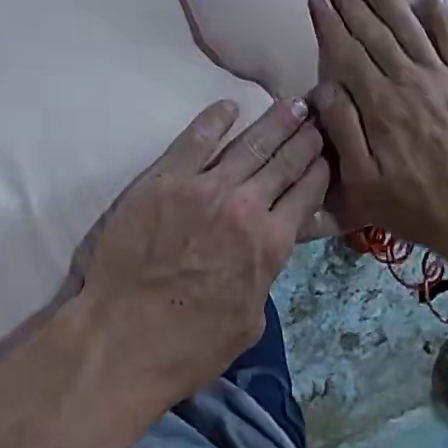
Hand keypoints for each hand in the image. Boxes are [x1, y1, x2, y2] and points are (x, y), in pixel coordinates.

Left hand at [78, 98, 327, 406]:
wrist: (119, 342)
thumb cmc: (189, 345)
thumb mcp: (251, 319)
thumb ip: (266, 273)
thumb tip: (267, 247)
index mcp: (271, 243)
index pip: (308, 190)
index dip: (321, 168)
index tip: (328, 153)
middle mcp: (246, 206)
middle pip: (286, 160)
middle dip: (307, 136)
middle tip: (317, 116)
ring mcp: (204, 188)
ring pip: (250, 143)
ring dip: (276, 121)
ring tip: (292, 102)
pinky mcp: (164, 179)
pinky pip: (196, 139)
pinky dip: (215, 119)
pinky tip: (230, 105)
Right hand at [307, 0, 447, 263]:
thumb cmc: (411, 205)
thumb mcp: (362, 183)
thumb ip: (343, 132)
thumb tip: (325, 87)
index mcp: (381, 105)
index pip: (348, 52)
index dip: (330, 22)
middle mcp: (411, 82)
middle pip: (376, 33)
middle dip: (353, 0)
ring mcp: (446, 81)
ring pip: (412, 29)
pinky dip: (444, 19)